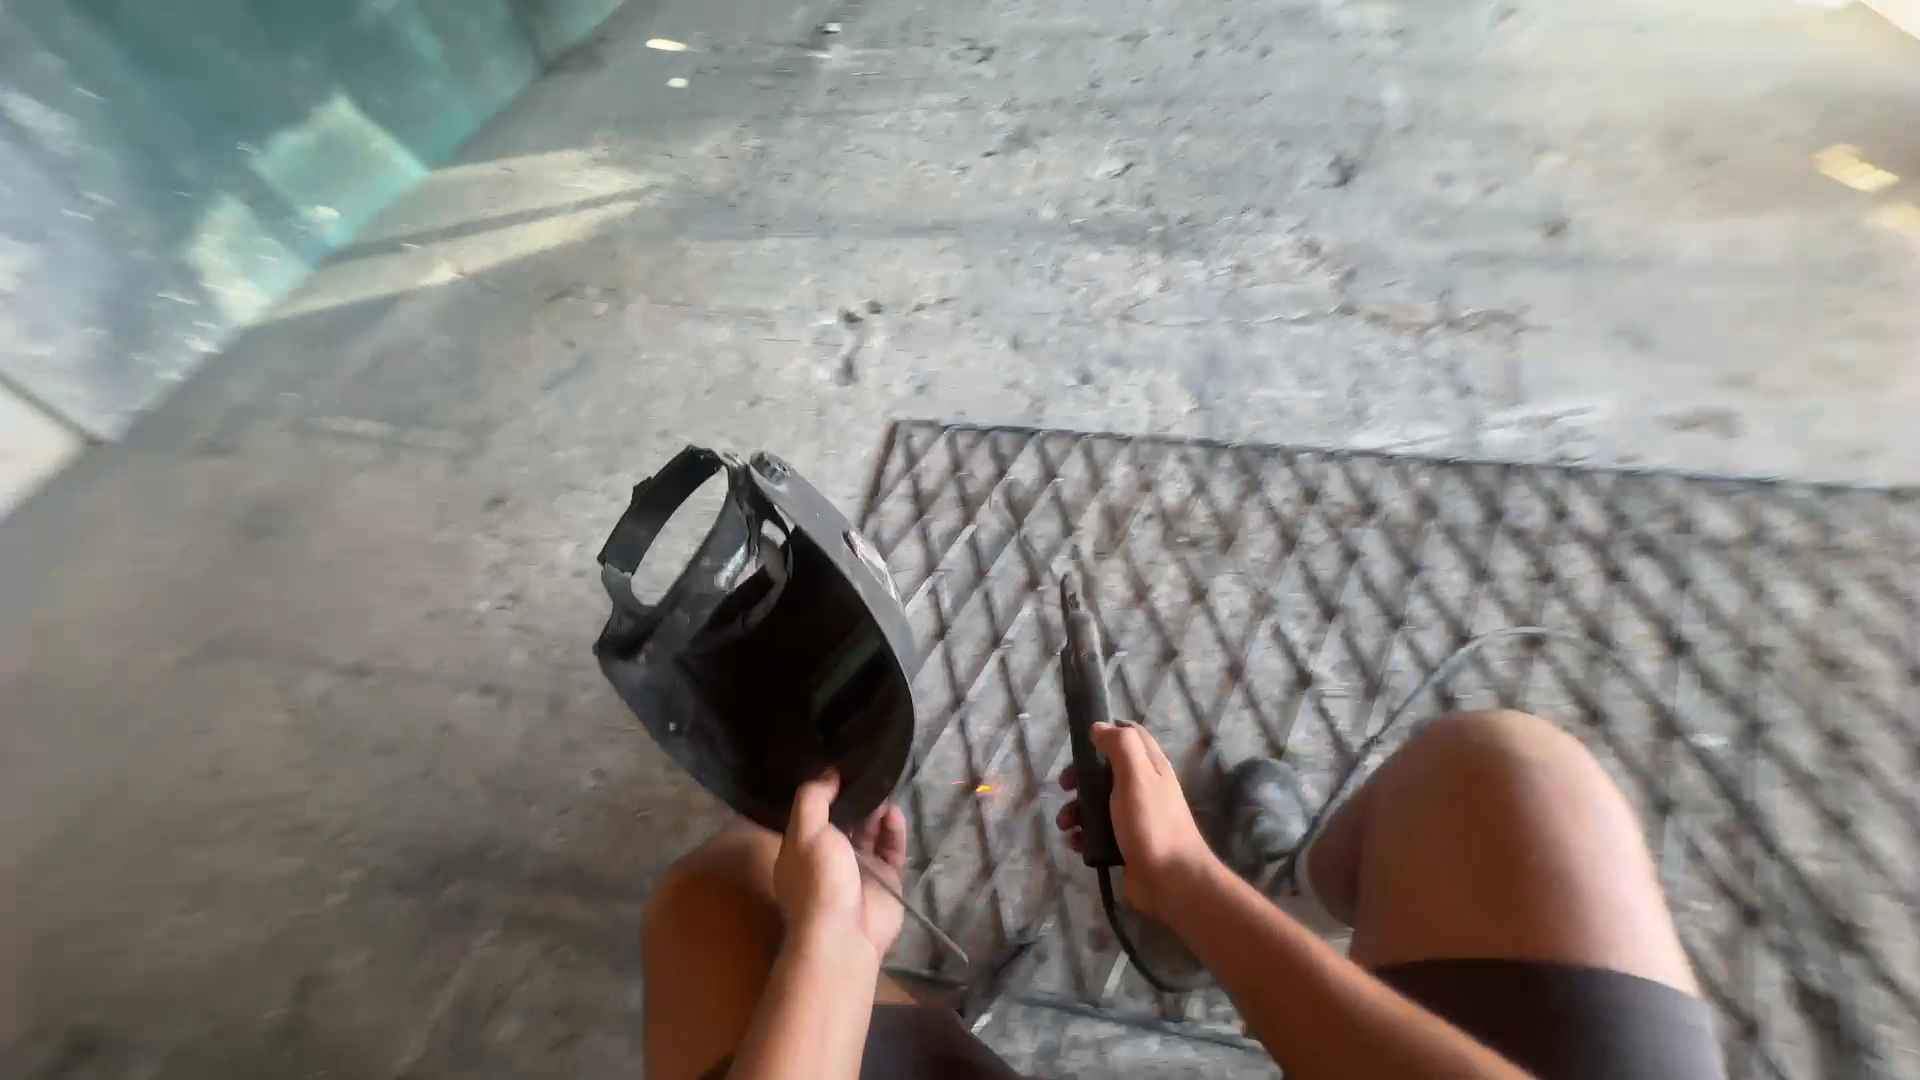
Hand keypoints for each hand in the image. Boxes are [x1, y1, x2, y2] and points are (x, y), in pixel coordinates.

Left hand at [773, 772, 907, 955]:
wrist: (843, 936)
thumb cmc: (818, 881)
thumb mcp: (805, 832)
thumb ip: (814, 798)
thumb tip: (829, 773)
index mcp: (804, 847)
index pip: (816, 811)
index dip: (828, 789)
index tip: (842, 764)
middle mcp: (831, 856)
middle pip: (846, 818)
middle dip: (857, 797)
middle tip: (870, 773)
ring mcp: (860, 868)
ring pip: (871, 830)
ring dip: (877, 809)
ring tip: (884, 790)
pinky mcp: (886, 878)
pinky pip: (892, 847)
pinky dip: (893, 829)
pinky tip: (894, 813)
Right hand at [1055, 722, 1218, 918]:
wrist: (1171, 882)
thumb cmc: (1152, 823)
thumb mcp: (1136, 775)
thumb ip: (1119, 745)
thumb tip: (1099, 727)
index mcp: (1151, 767)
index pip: (1131, 735)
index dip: (1108, 732)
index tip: (1082, 741)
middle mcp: (1144, 788)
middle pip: (1106, 770)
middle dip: (1081, 776)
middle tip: (1065, 786)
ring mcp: (1134, 817)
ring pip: (1098, 802)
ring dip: (1076, 809)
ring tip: (1064, 823)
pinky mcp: (1125, 844)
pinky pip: (1098, 831)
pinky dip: (1083, 834)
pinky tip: (1074, 842)